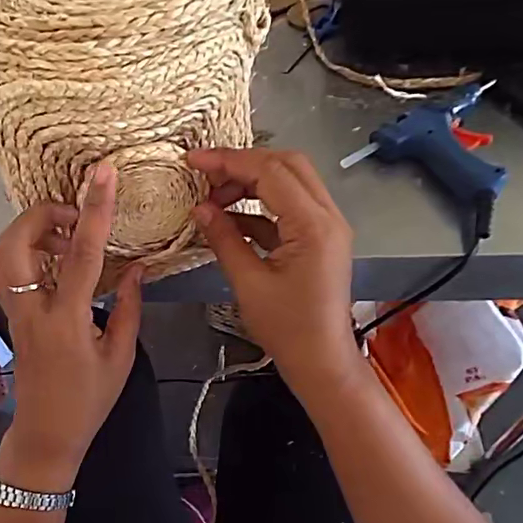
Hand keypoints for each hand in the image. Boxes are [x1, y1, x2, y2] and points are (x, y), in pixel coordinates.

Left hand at [0, 165, 143, 489]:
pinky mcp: (10, 316)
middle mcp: (31, 311)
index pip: (82, 254)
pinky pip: (9, 270)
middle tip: (74, 214)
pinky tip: (58, 260)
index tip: (101, 176)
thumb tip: (137, 267)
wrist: (46, 433)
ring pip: (3, 253)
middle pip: (16, 243)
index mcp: (67, 321)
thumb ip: (130, 307)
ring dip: (33, 231)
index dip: (94, 210)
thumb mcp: (121, 356)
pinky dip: (29, 250)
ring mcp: (14, 313)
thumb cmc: (88, 401)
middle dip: (41, 214)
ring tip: (69, 237)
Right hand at [188, 148, 362, 385]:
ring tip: (215, 199)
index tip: (194, 161)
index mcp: (313, 225)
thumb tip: (200, 209)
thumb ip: (224, 239)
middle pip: (287, 164)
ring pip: (291, 182)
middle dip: (244, 164)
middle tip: (206, 176)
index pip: (270, 171)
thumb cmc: (288, 329)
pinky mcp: (322, 239)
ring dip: (253, 183)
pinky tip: (231, 219)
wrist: (322, 361)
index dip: (228, 161)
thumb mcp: (248, 283)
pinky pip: (292, 208)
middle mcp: (328, 216)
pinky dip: (262, 207)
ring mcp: (328, 227)